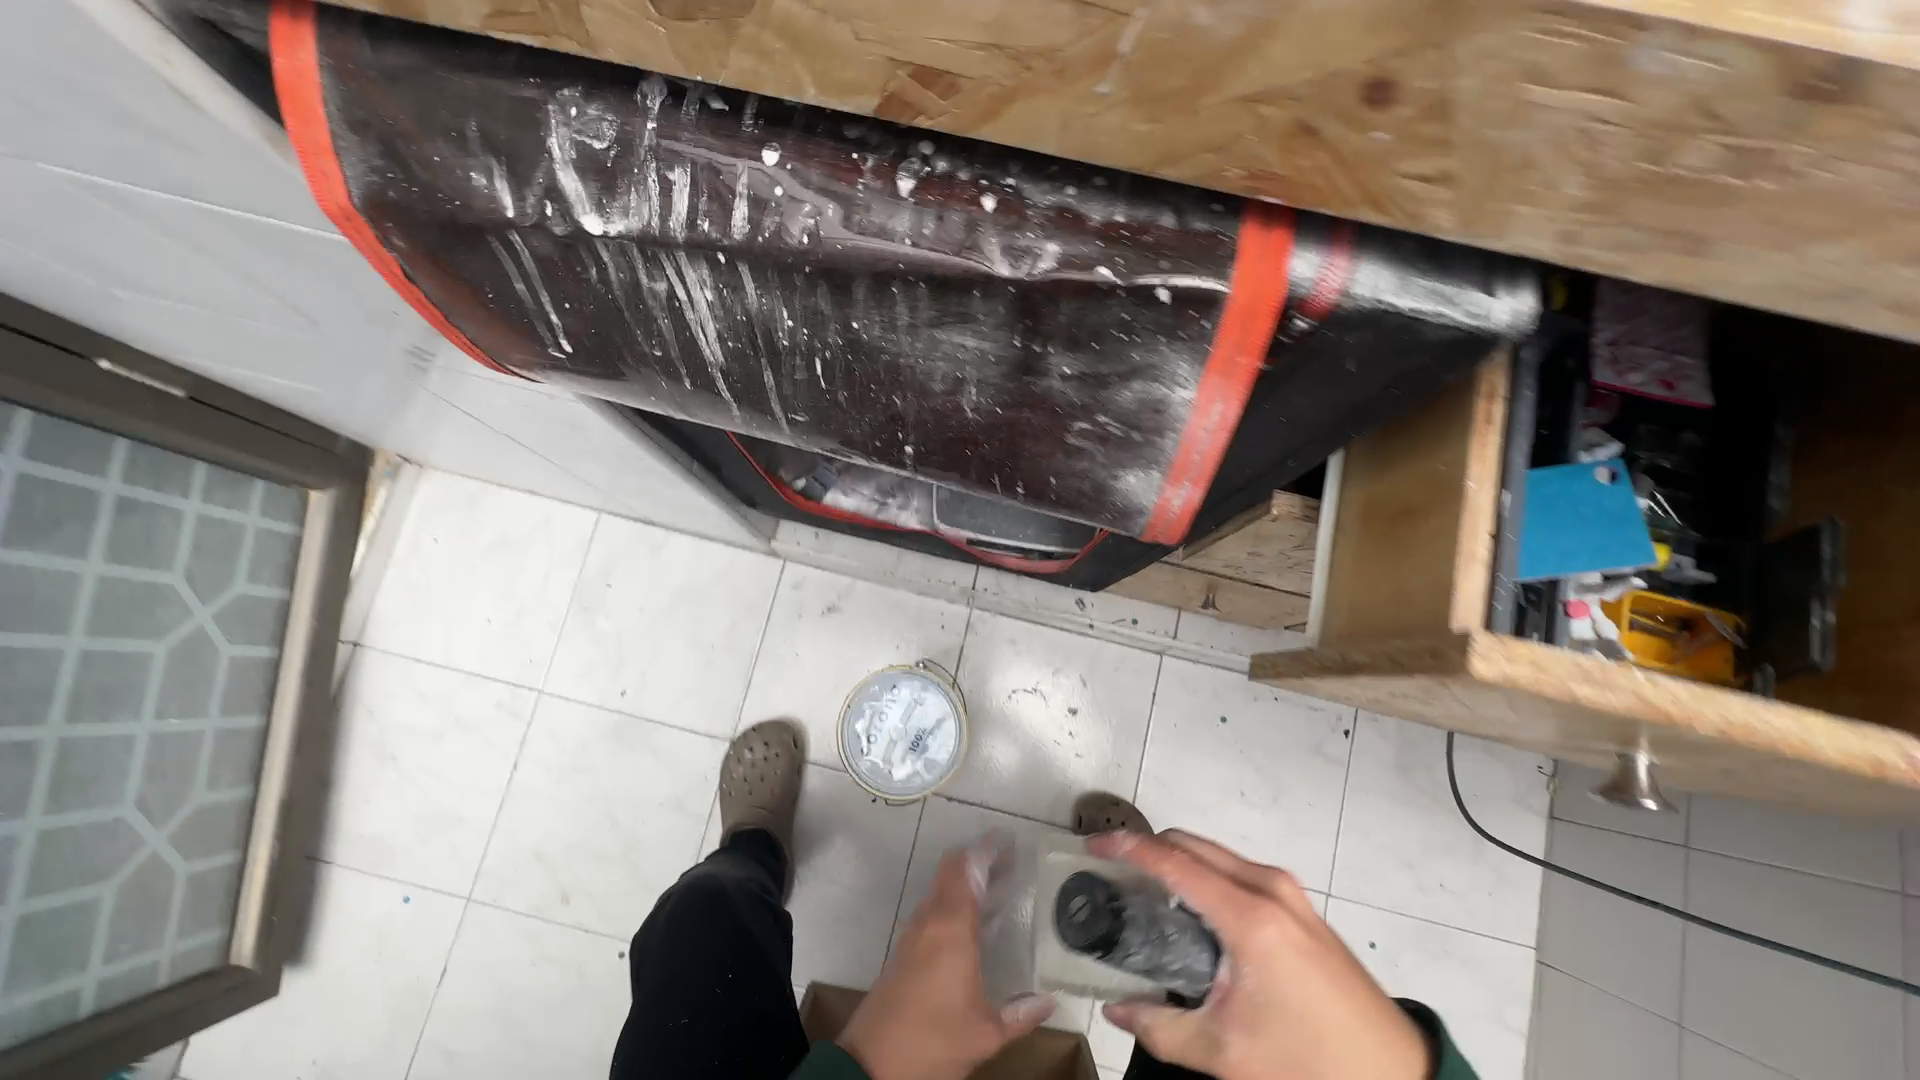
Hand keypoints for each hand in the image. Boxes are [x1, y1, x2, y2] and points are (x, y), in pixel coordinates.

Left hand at [838, 838, 1055, 1079]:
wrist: (870, 1065)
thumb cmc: (931, 1041)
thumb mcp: (984, 1034)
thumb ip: (1020, 1014)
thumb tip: (1050, 1001)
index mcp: (951, 928)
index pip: (967, 871)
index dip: (987, 850)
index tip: (1009, 838)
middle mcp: (930, 921)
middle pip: (951, 872)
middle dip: (979, 860)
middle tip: (1011, 859)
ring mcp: (913, 935)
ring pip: (941, 890)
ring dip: (966, 880)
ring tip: (999, 884)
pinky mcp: (905, 952)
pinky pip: (934, 911)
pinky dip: (955, 902)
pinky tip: (974, 921)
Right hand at [1090, 829, 1429, 1079]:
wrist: (1395, 1075)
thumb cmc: (1308, 1062)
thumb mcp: (1226, 1052)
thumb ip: (1160, 1026)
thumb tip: (1115, 1006)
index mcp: (1249, 916)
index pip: (1174, 862)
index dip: (1127, 848)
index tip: (1092, 844)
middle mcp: (1268, 887)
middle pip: (1193, 845)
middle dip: (1148, 849)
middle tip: (1111, 875)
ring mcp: (1289, 893)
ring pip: (1216, 855)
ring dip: (1177, 862)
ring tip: (1143, 895)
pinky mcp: (1300, 906)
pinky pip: (1237, 871)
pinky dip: (1204, 875)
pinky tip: (1189, 912)